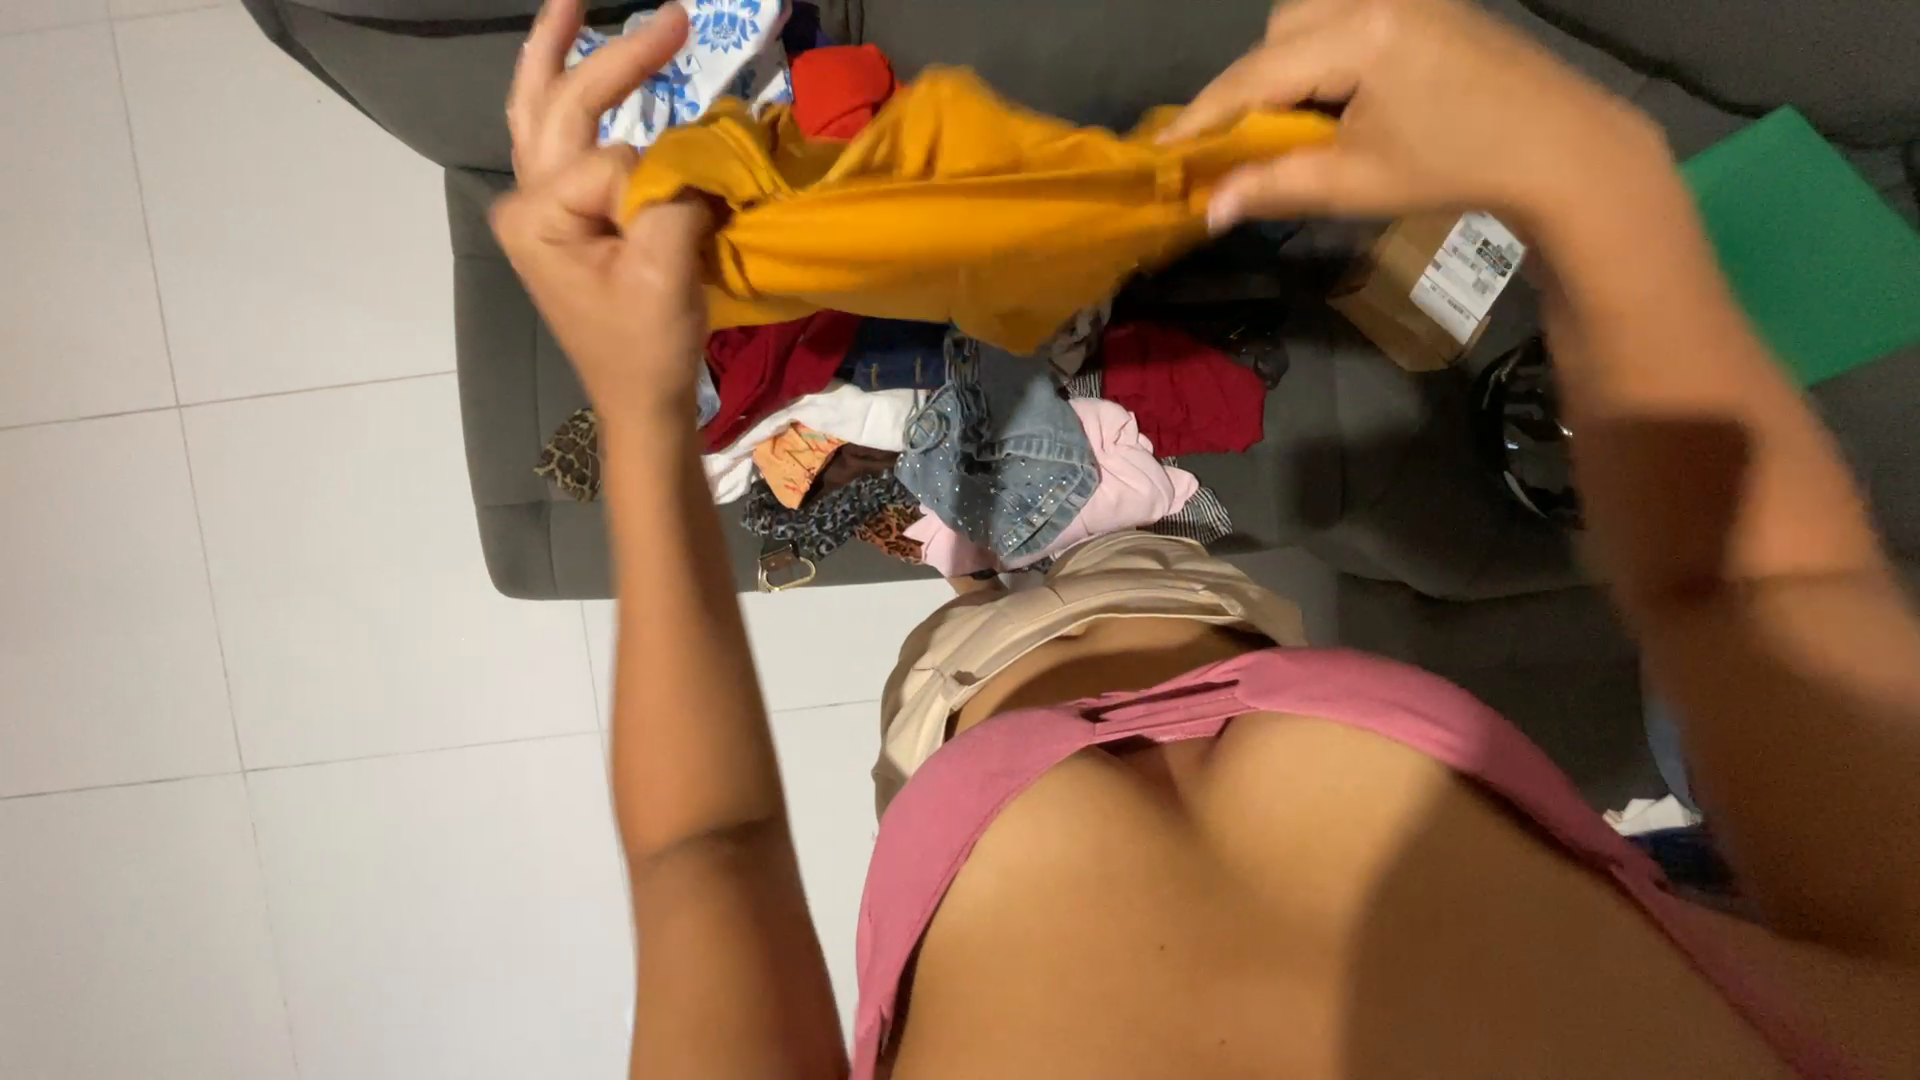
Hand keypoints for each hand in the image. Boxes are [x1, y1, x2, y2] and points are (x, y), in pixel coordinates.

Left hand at [493, 0, 712, 426]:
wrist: (641, 402)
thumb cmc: (648, 348)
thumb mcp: (664, 274)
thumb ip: (669, 199)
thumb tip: (689, 163)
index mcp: (538, 214)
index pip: (609, 159)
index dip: (662, 187)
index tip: (692, 232)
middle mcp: (525, 202)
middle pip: (560, 105)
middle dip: (614, 58)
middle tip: (670, 19)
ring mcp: (539, 213)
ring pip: (541, 114)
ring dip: (560, 57)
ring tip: (575, 6)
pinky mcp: (563, 226)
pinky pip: (558, 148)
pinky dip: (569, 103)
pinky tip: (573, 73)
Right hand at [1163, 0, 1672, 235]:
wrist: (1554, 144)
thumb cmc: (1449, 168)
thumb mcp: (1351, 186)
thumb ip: (1271, 189)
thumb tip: (1205, 211)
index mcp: (1358, 36)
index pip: (1254, 74)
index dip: (1202, 117)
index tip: (1161, 153)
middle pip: (1276, 32)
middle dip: (1244, 90)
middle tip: (1232, 148)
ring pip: (1305, 18)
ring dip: (1279, 69)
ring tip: (1282, 126)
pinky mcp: (1418, 6)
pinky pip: (1340, 17)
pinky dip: (1313, 56)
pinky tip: (1324, 100)